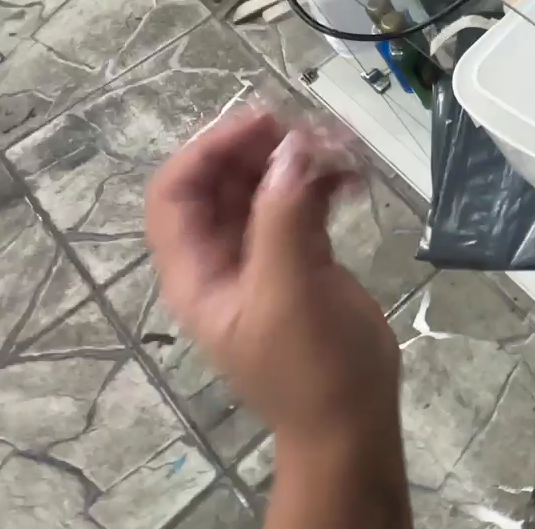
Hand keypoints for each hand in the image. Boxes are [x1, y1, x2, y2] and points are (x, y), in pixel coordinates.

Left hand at [144, 109, 401, 452]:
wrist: (351, 413)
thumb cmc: (310, 365)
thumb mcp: (290, 293)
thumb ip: (285, 220)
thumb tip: (293, 150)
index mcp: (197, 270)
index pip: (177, 192)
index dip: (210, 148)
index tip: (267, 120)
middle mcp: (224, 255)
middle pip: (223, 180)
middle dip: (264, 146)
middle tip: (316, 129)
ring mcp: (266, 253)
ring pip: (269, 185)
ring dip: (303, 159)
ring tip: (347, 148)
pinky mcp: (306, 254)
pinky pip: (307, 201)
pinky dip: (329, 181)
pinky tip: (358, 180)